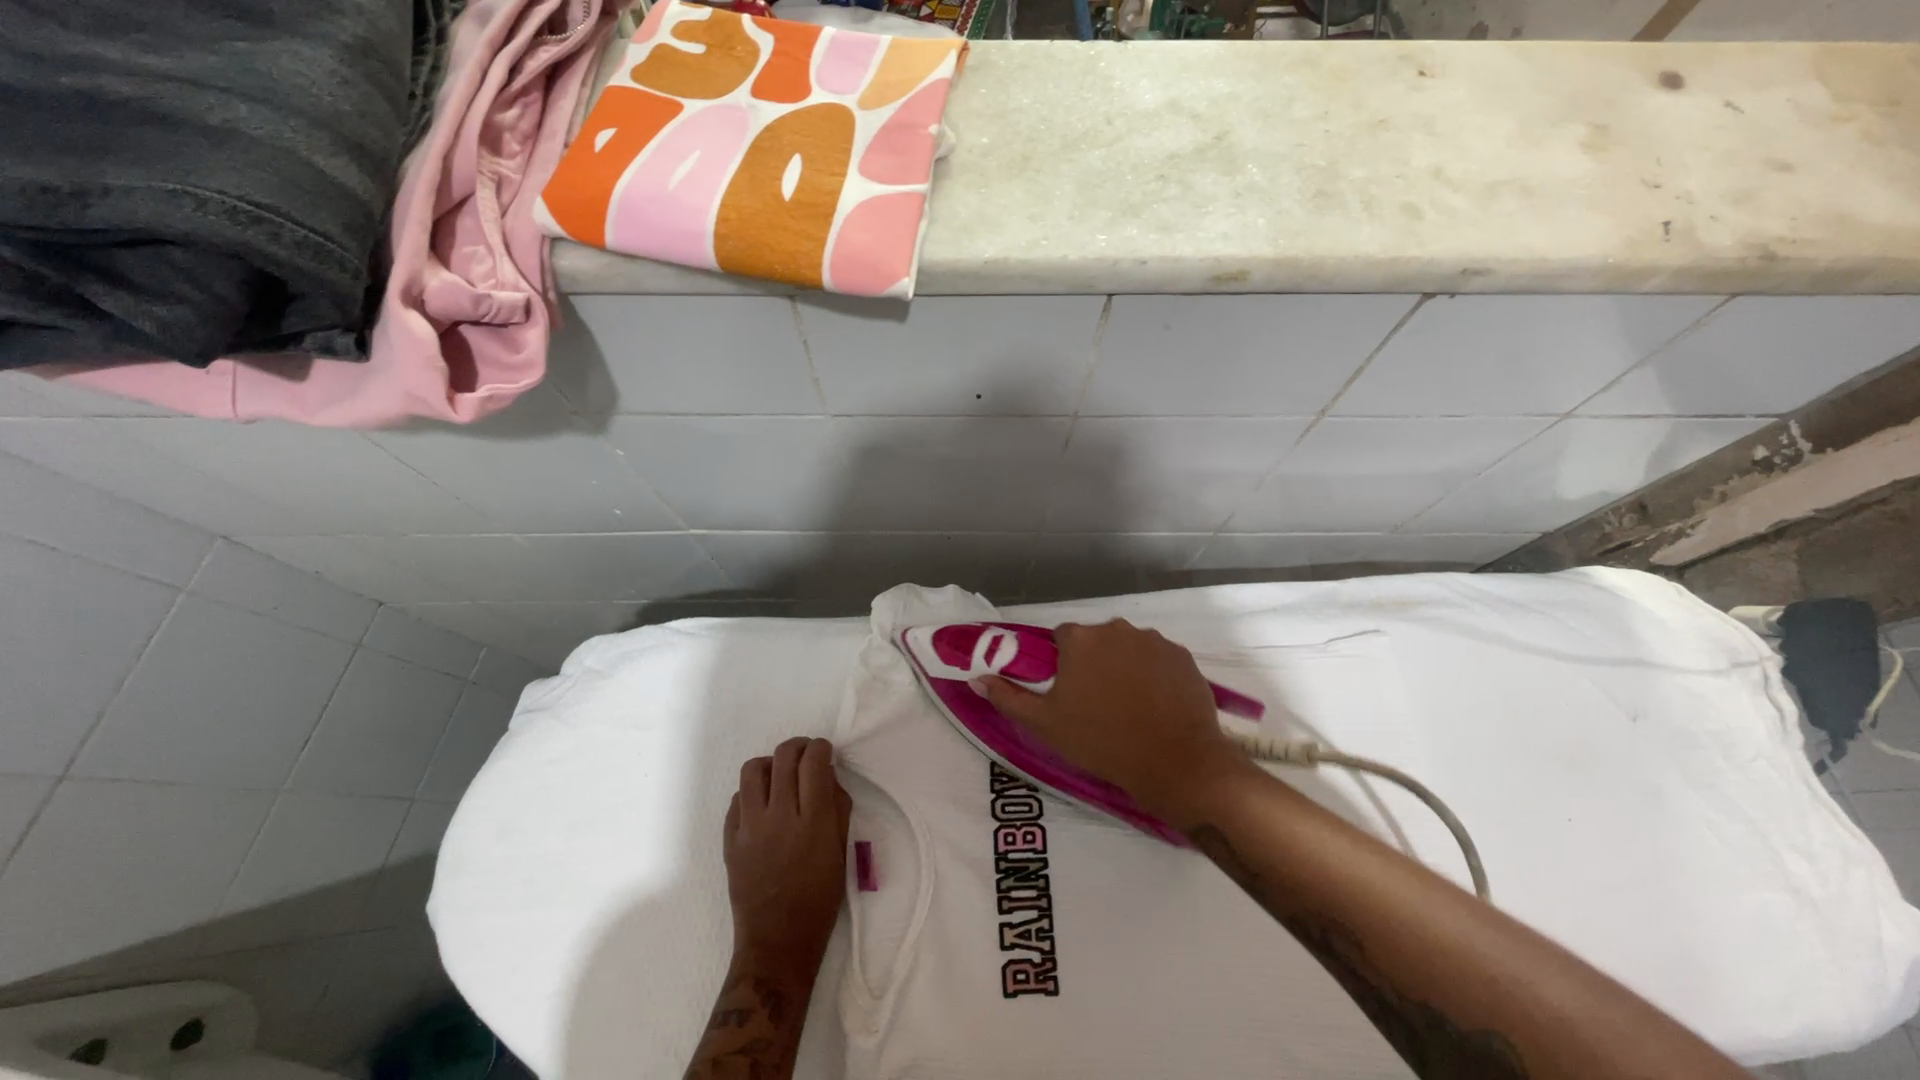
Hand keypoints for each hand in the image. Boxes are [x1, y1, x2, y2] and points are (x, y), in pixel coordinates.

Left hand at [723, 737, 851, 982]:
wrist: (778, 939)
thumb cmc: (819, 899)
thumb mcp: (840, 853)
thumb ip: (837, 808)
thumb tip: (828, 776)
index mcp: (812, 822)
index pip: (813, 763)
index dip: (821, 748)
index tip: (825, 751)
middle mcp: (778, 816)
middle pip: (783, 757)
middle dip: (799, 747)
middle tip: (807, 755)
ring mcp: (749, 827)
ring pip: (753, 769)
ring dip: (771, 764)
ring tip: (781, 776)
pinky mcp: (729, 838)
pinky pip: (737, 798)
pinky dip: (753, 791)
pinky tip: (764, 805)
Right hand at [978, 620, 1248, 823]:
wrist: (1173, 761)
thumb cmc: (1100, 741)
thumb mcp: (1044, 724)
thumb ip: (1008, 697)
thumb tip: (977, 679)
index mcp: (1081, 640)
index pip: (1062, 637)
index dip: (1061, 663)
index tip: (1067, 692)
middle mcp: (1117, 629)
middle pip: (1098, 641)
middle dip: (1094, 663)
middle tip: (1097, 703)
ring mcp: (1155, 641)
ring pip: (1130, 648)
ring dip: (1125, 667)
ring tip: (1129, 707)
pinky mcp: (1184, 657)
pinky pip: (1160, 660)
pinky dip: (1155, 676)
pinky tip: (1155, 706)